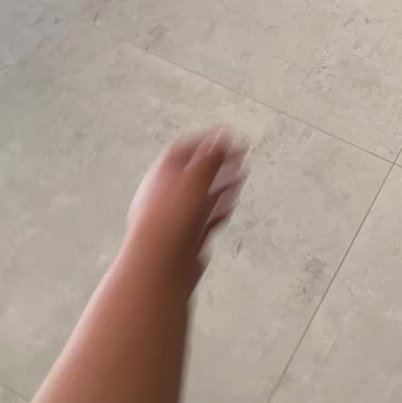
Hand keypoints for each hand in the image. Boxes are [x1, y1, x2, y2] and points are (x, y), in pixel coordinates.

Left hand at [124, 128, 247, 285]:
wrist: (160, 267)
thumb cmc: (171, 219)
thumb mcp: (195, 179)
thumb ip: (211, 157)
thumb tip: (221, 138)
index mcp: (162, 175)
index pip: (184, 148)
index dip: (207, 140)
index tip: (228, 135)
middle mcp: (166, 194)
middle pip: (195, 171)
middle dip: (219, 161)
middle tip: (241, 155)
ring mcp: (176, 216)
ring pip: (203, 194)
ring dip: (223, 183)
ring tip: (242, 176)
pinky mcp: (186, 236)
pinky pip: (206, 216)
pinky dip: (220, 208)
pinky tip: (231, 205)